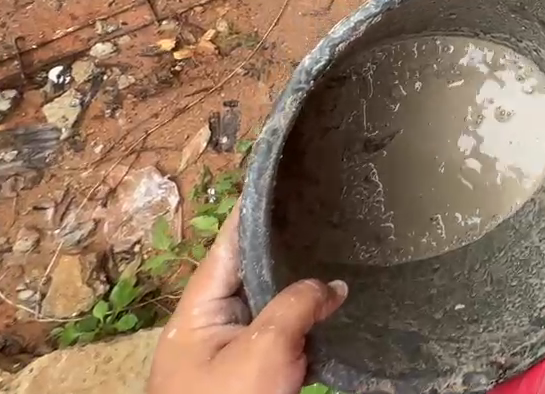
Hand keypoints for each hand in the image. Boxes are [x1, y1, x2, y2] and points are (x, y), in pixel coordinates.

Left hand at [146, 217, 348, 393]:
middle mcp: (214, 326)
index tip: (285, 174)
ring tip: (348, 244)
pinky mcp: (259, 372)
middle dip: (294, 244)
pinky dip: (315, 314)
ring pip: (279, 300)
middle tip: (335, 207)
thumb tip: (332, 286)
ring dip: (309, 283)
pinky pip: (291, 329)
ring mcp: (236, 351)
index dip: (256, 210)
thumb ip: (300, 301)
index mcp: (196, 315)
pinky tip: (344, 298)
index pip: (229, 245)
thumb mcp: (264, 349)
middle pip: (257, 271)